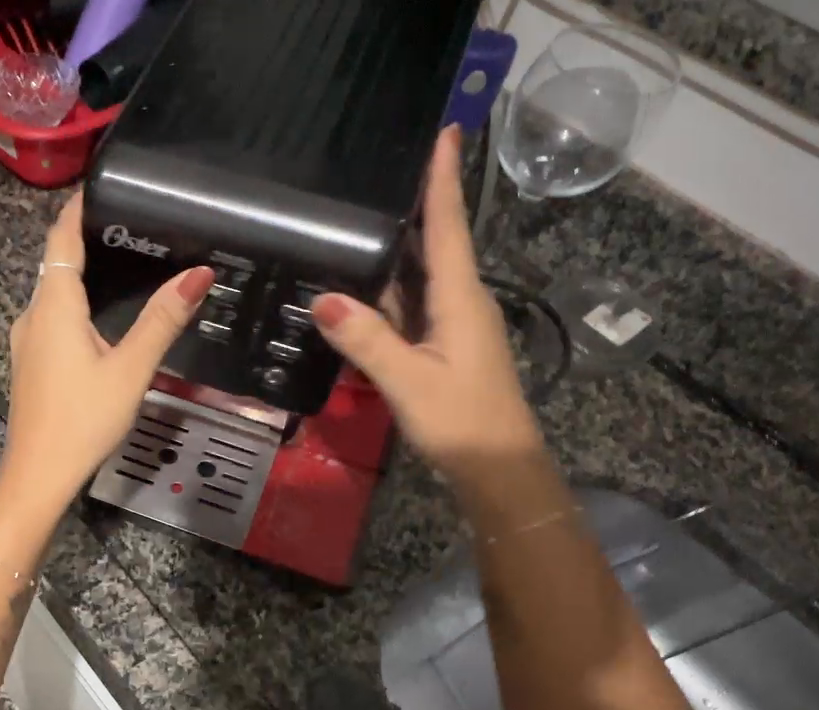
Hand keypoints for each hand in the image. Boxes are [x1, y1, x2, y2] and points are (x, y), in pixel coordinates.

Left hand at [0, 194, 214, 505]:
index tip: (108, 184)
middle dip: (89, 238)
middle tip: (134, 223)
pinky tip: (103, 316)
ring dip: (83, 274)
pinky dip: (75, 304)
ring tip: (127, 261)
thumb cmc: (82, 420)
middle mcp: (32, 314)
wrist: (37, 475)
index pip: (62, 237)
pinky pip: (52, 318)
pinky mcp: (30, 364)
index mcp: (53, 305)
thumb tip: (198, 273)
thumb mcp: (130, 370)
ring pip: (54, 292)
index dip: (81, 207)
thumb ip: (162, 320)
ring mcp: (26, 341)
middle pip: (57, 262)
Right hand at [311, 126, 544, 484]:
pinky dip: (386, 293)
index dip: (444, 181)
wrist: (496, 468)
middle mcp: (459, 304)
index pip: (448, 229)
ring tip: (360, 220)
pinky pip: (409, 309)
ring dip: (394, 251)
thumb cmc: (461, 420)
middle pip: (434, 245)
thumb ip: (367, 340)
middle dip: (414, 205)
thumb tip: (323, 299)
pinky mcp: (439, 350)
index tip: (443, 133)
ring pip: (419, 278)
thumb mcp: (409, 381)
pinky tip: (360, 289)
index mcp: (460, 300)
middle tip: (383, 171)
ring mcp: (450, 328)